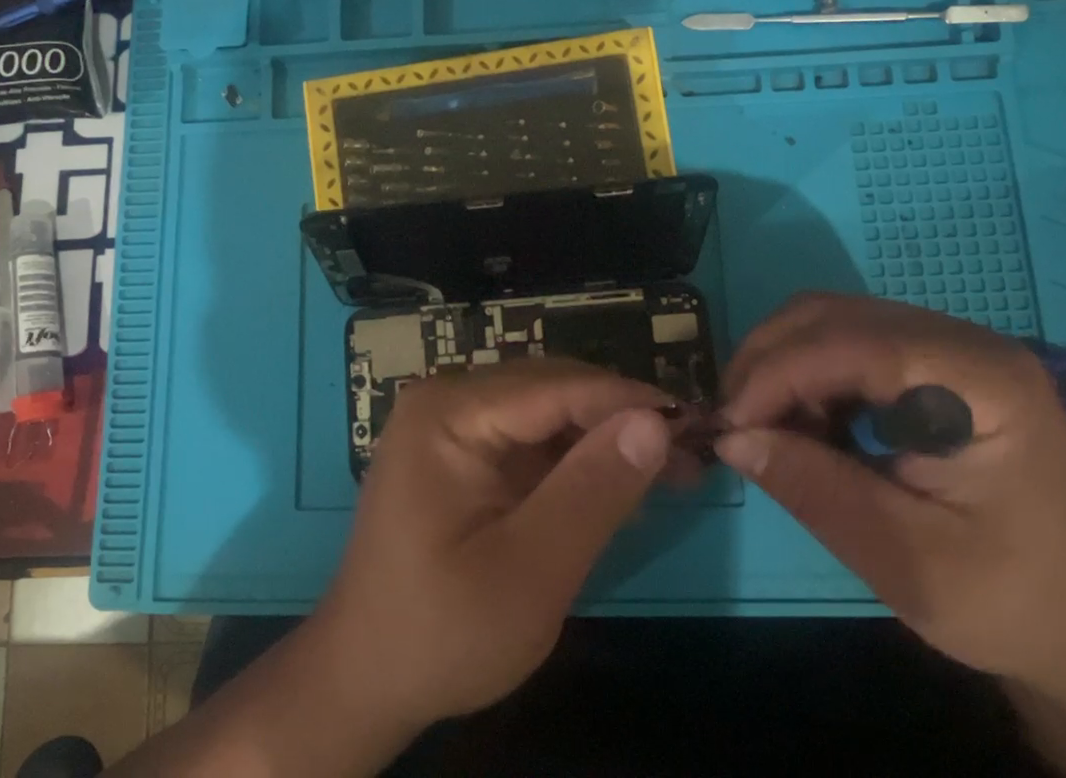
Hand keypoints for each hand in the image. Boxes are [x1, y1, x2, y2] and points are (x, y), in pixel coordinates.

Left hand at [306, 360, 673, 727]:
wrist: (366, 679)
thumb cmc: (443, 632)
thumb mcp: (531, 570)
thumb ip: (593, 491)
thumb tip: (655, 421)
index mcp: (448, 414)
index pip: (559, 386)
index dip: (631, 401)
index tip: (699, 427)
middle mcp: (445, 403)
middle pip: (553, 391)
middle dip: (621, 419)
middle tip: (691, 456)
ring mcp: (448, 430)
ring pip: (547, 414)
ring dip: (604, 440)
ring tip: (670, 472)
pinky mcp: (459, 459)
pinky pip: (529, 443)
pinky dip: (576, 462)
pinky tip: (618, 487)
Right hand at [716, 294, 1065, 687]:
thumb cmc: (1009, 602)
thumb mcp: (906, 559)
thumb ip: (817, 489)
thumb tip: (729, 437)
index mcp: (981, 383)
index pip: (851, 341)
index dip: (775, 374)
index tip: (726, 428)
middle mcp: (967, 346)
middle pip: (833, 315)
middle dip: (767, 361)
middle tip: (733, 427)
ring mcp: (954, 354)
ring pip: (832, 323)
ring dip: (782, 367)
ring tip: (765, 432)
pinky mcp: (937, 373)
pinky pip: (849, 348)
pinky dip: (807, 378)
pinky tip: (804, 428)